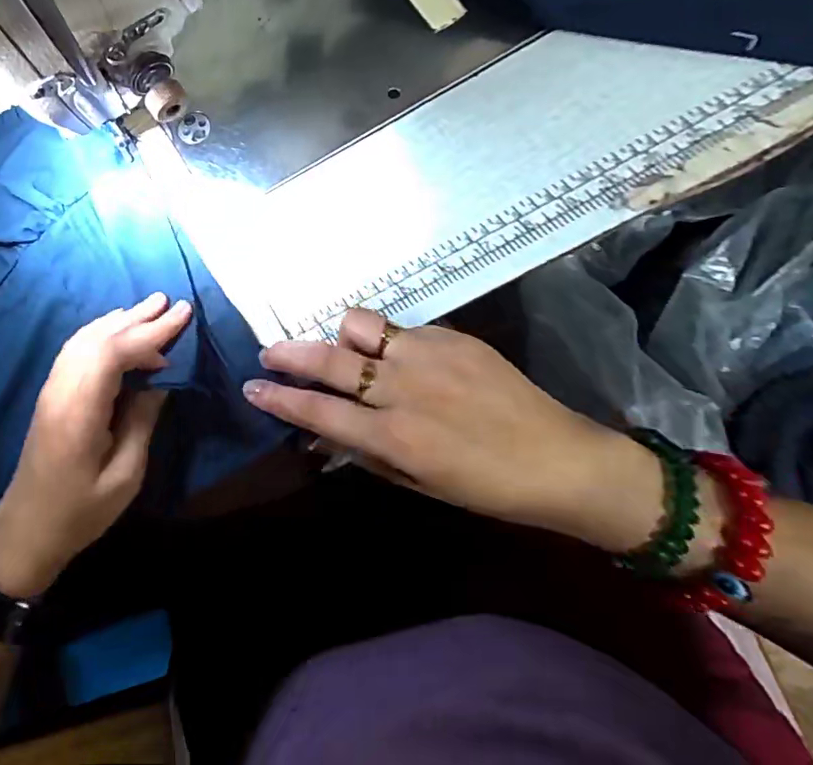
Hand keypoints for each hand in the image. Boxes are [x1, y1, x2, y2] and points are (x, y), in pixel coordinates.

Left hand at [0, 293, 192, 596]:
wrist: (26, 531)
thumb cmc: (80, 512)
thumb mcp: (125, 475)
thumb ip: (142, 420)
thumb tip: (160, 379)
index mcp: (79, 411)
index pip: (113, 353)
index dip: (149, 332)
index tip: (182, 317)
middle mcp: (60, 390)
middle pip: (99, 338)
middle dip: (138, 318)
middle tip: (170, 302)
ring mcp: (51, 389)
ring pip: (84, 339)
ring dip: (119, 321)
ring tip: (150, 308)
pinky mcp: (51, 394)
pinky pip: (76, 349)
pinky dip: (102, 334)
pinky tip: (118, 331)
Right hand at [242, 308, 680, 554]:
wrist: (559, 459)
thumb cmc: (484, 488)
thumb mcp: (416, 482)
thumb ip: (365, 451)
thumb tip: (321, 430)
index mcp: (395, 436)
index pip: (318, 410)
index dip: (279, 398)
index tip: (252, 388)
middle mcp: (404, 388)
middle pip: (329, 359)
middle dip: (289, 354)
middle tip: (270, 353)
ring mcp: (429, 353)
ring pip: (361, 324)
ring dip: (343, 338)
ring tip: (348, 352)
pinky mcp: (453, 336)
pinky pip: (401, 328)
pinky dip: (387, 341)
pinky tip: (401, 358)